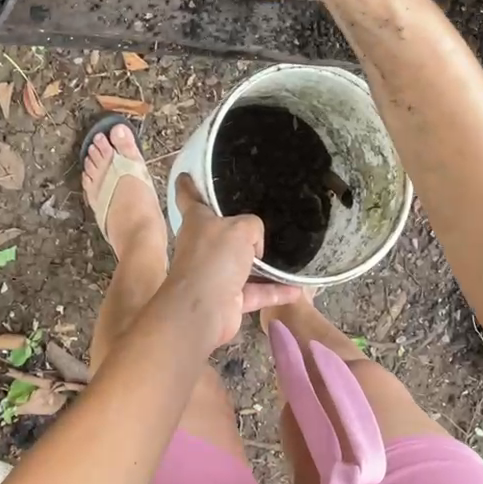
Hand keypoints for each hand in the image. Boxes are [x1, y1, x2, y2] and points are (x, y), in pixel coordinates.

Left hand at [150, 175, 302, 356]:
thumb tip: (254, 245)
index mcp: (197, 221)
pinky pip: (255, 291)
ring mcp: (215, 274)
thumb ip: (252, 226)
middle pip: (219, 231)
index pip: (188, 196)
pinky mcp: (227, 299)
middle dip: (236, 227)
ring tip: (286, 257)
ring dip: (263, 265)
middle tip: (259, 218)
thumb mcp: (241, 228)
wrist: (202, 309)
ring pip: (242, 264)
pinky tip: (296, 290)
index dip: (187, 184)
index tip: (185, 174)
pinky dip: (274, 291)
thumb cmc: (215, 258)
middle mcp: (203, 245)